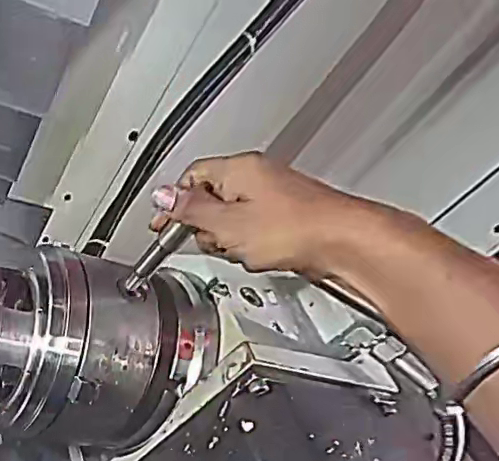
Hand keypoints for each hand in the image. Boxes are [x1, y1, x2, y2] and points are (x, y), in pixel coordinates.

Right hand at [149, 152, 417, 280]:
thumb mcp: (227, 224)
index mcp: (238, 169)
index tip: (162, 226)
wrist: (337, 241)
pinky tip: (256, 253)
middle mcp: (254, 176)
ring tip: (240, 249)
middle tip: (213, 240)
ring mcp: (268, 195)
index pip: (190, 178)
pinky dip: (244, 244)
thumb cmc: (293, 228)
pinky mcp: (279, 216)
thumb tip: (162, 197)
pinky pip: (247, 229)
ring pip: (227, 217)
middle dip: (203, 226)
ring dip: (225, 238)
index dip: (173, 204)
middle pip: (207, 198)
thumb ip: (190, 212)